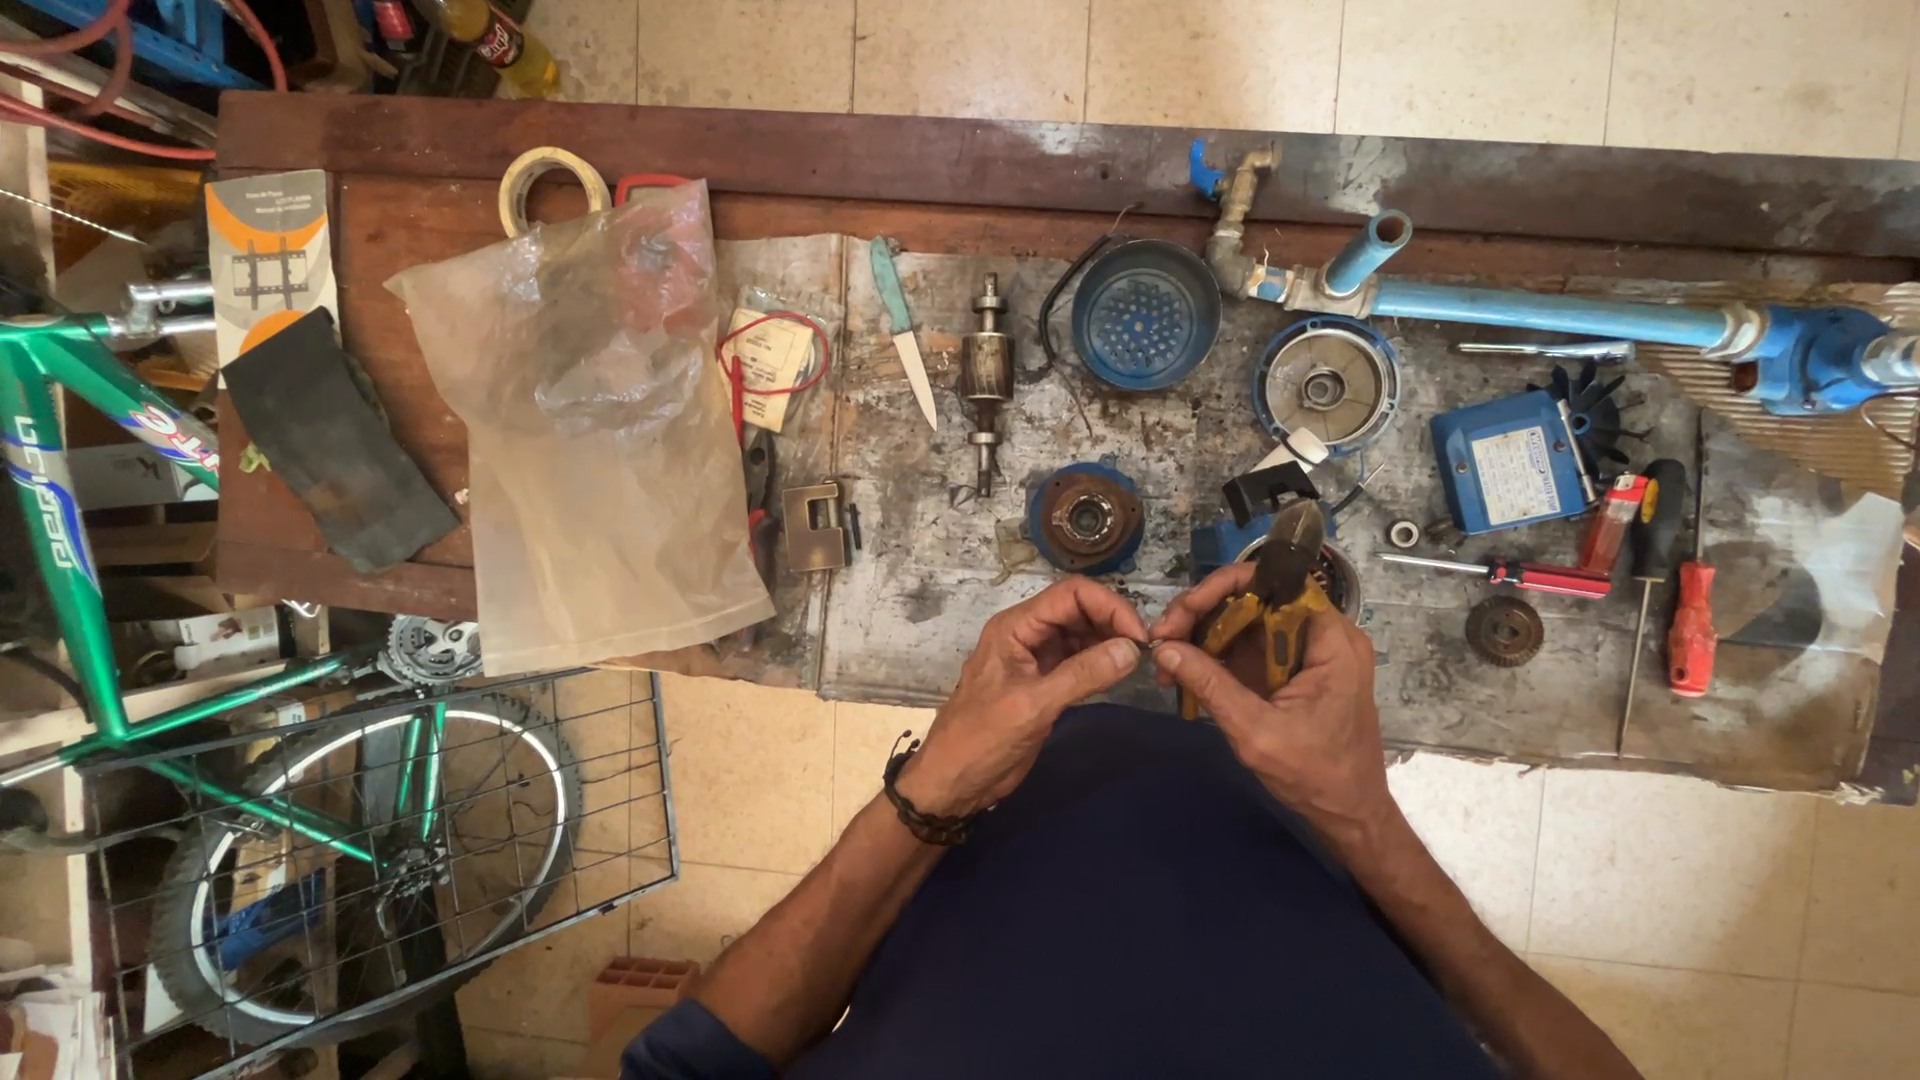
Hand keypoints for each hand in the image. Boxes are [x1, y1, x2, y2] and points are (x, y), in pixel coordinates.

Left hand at [896, 576, 1146, 818]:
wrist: (954, 780)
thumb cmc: (982, 739)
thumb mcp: (1033, 705)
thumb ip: (1082, 675)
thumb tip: (1132, 649)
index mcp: (1015, 627)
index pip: (1070, 594)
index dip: (1108, 606)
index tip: (1138, 636)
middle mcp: (1026, 634)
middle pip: (1079, 609)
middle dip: (1113, 622)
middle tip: (1145, 652)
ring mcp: (1036, 657)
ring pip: (1081, 634)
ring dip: (1110, 642)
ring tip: (1138, 662)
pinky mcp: (1044, 682)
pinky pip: (1079, 660)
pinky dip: (1101, 663)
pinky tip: (1119, 674)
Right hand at [1147, 563, 1392, 840]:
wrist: (1348, 815)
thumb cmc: (1316, 775)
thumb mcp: (1255, 730)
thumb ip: (1210, 684)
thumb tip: (1163, 648)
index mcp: (1330, 640)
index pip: (1274, 582)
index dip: (1223, 586)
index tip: (1183, 612)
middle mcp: (1321, 634)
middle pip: (1254, 597)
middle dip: (1202, 612)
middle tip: (1163, 637)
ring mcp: (1305, 651)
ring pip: (1245, 619)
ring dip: (1202, 633)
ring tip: (1166, 656)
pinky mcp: (1289, 668)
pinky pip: (1247, 644)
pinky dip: (1214, 653)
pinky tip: (1183, 670)